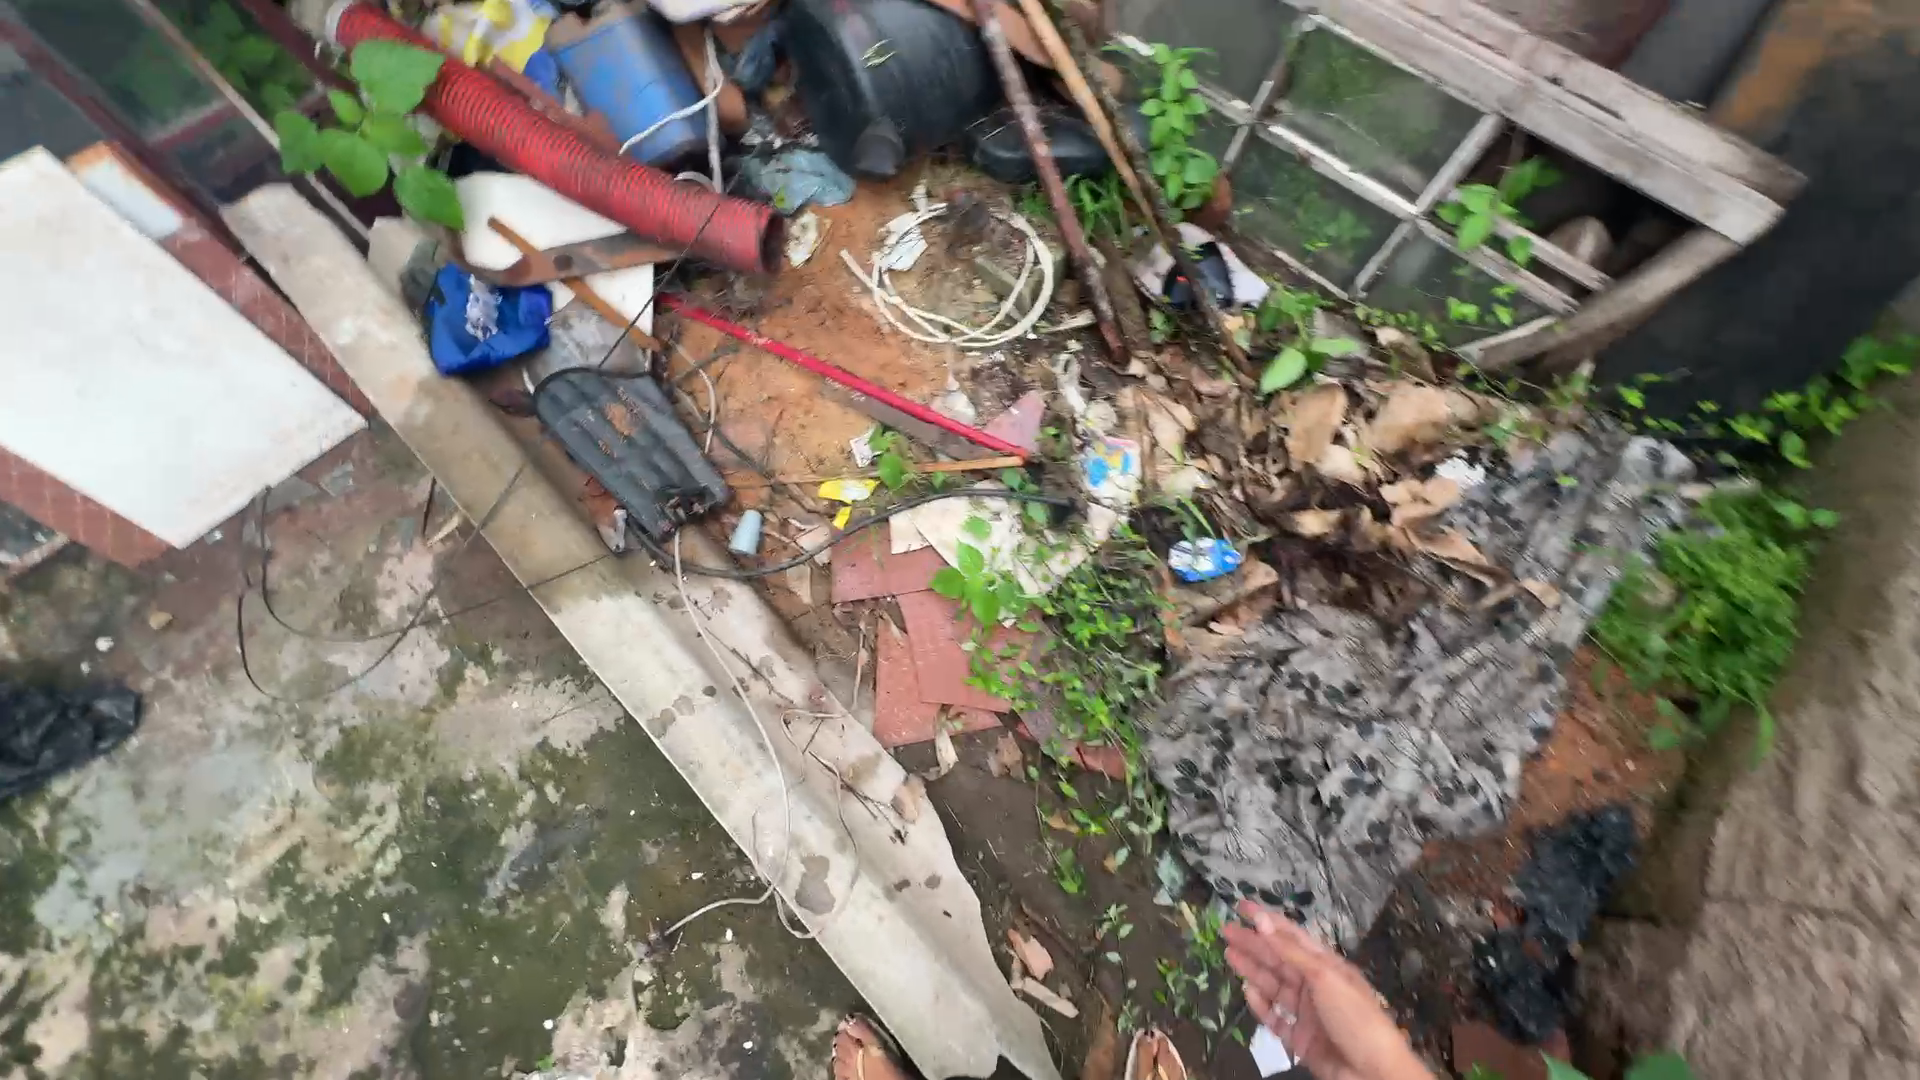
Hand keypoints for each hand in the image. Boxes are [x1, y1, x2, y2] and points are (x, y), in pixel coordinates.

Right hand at [1223, 901, 1431, 1079]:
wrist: (1377, 1078)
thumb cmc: (1357, 1020)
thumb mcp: (1325, 978)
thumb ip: (1290, 951)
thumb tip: (1262, 920)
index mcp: (1326, 966)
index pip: (1291, 937)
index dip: (1267, 921)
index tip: (1241, 907)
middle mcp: (1314, 986)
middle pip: (1278, 960)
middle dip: (1253, 944)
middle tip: (1225, 930)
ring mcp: (1307, 1014)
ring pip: (1273, 986)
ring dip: (1252, 970)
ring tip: (1229, 955)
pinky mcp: (1301, 1040)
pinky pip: (1276, 1019)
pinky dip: (1261, 1006)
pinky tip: (1248, 992)